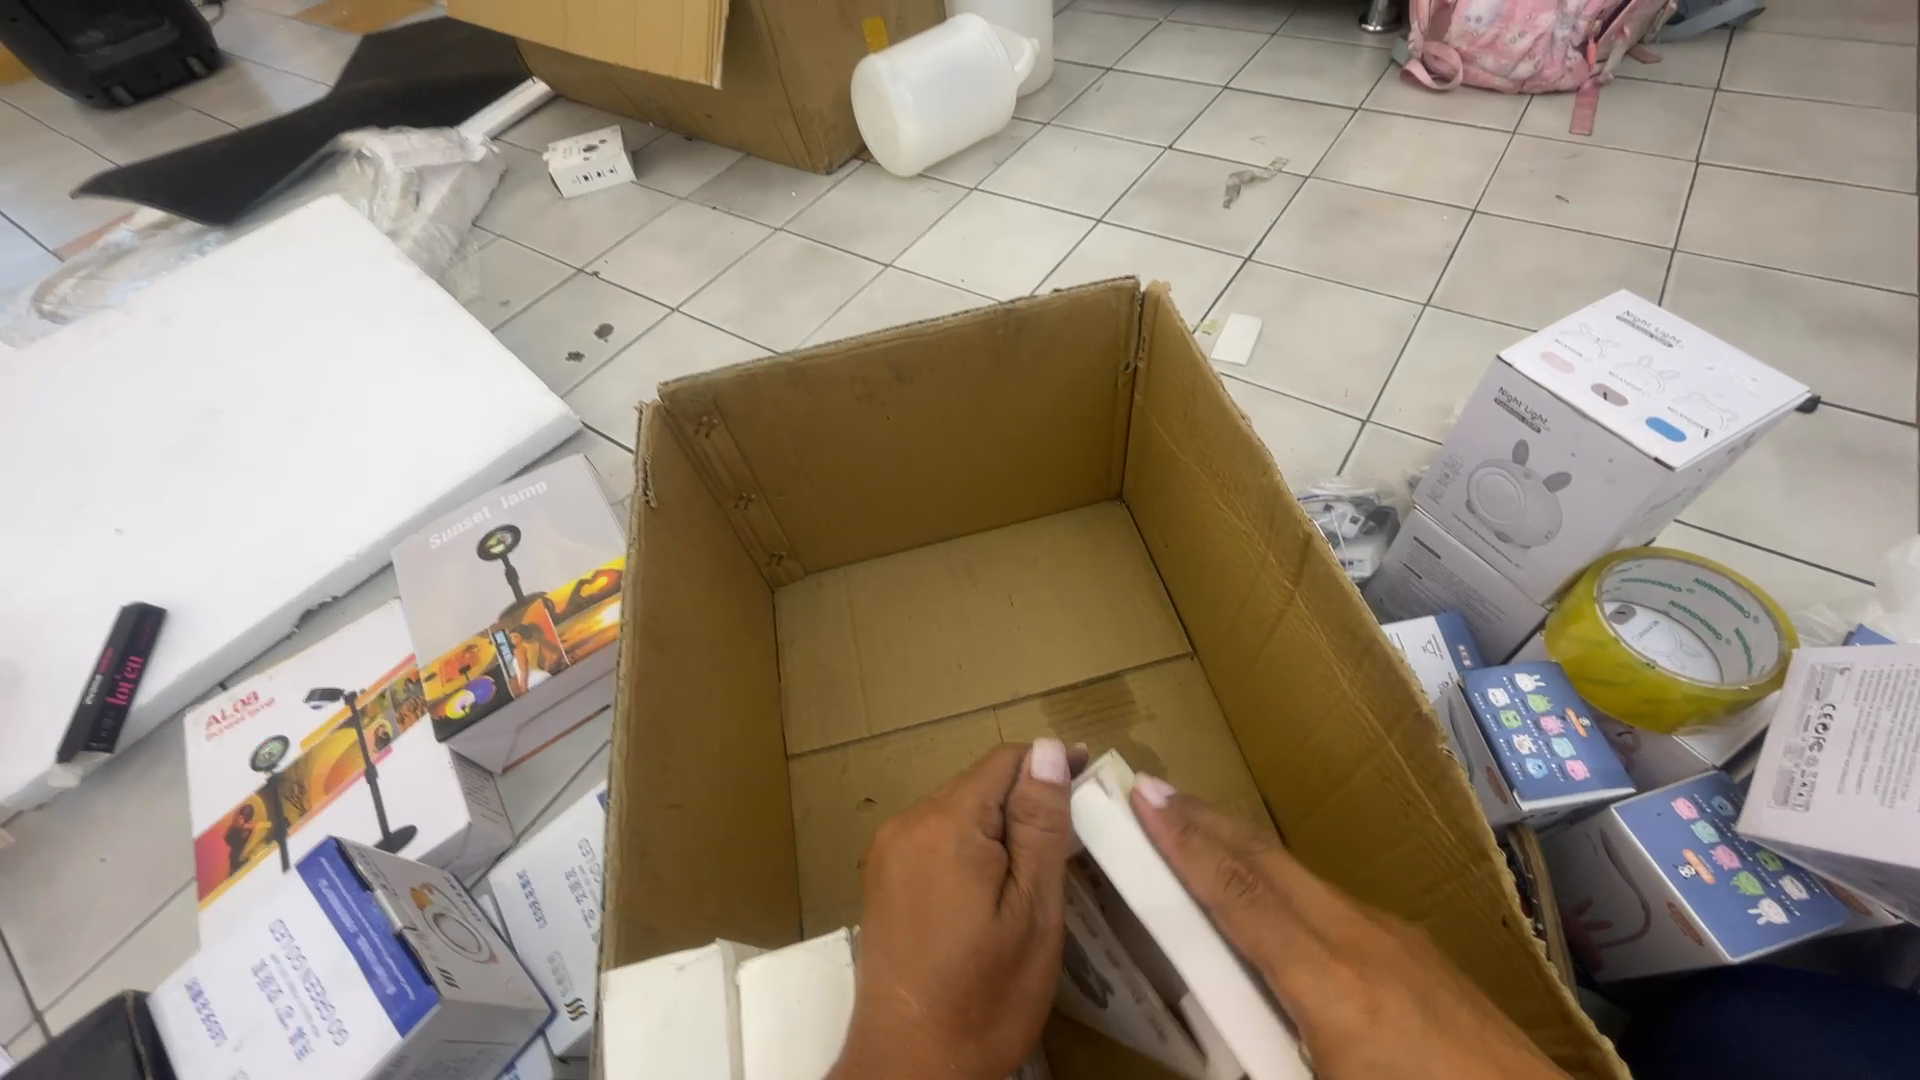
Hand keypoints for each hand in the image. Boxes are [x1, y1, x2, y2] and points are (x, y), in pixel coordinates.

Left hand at [830, 740, 1078, 1079]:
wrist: (909, 1068)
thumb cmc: (986, 997)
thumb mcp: (1032, 911)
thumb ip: (1040, 824)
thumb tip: (1048, 750)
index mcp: (946, 823)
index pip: (1004, 761)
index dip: (1049, 763)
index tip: (1088, 775)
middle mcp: (908, 821)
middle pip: (978, 781)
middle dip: (1025, 794)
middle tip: (1070, 830)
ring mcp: (889, 849)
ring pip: (957, 806)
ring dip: (997, 819)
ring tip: (1036, 859)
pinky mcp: (882, 875)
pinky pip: (934, 834)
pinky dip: (969, 842)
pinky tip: (991, 880)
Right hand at [1129, 776, 1567, 1079]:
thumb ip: (1256, 1060)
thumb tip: (1204, 1053)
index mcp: (1333, 988)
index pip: (1241, 892)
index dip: (1185, 843)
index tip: (1143, 799)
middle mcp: (1361, 942)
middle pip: (1265, 857)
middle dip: (1202, 817)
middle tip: (1150, 787)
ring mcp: (1393, 937)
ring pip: (1296, 870)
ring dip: (1236, 842)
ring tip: (1192, 826)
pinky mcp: (1415, 946)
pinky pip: (1326, 895)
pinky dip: (1276, 876)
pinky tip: (1266, 892)